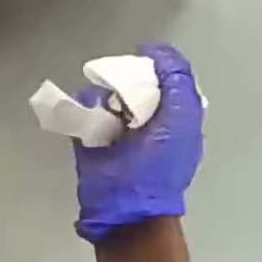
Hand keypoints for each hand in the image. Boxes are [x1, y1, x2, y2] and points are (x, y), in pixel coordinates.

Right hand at [73, 43, 202, 242]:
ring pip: (103, 96)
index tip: (141, 56)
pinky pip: (80, 114)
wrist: (124, 207)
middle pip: (132, 84)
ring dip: (101, 98)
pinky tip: (86, 117)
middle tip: (118, 84)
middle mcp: (145, 120)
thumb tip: (159, 54)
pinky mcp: (88, 139)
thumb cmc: (159, 165)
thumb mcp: (181, 118)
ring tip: (104, 109)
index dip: (156, 65)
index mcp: (174, 115)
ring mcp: (114, 130)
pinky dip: (80, 110)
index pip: (166, 78)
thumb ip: (177, 83)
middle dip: (124, 80)